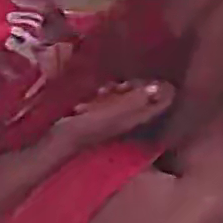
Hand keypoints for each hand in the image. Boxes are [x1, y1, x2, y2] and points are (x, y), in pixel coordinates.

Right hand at [46, 80, 174, 152]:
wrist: (58, 142)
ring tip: (102, 92)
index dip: (160, 88)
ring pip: (128, 96)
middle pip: (147, 96)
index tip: (147, 81)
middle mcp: (133, 117)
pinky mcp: (102, 116)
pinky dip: (103, 97)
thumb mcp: (114, 111)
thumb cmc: (88, 126)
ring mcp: (118, 117)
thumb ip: (136, 99)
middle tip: (120, 86)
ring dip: (116, 90)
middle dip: (136, 86)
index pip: (165, 101)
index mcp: (141, 117)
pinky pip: (111, 101)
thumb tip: (157, 86)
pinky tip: (92, 98)